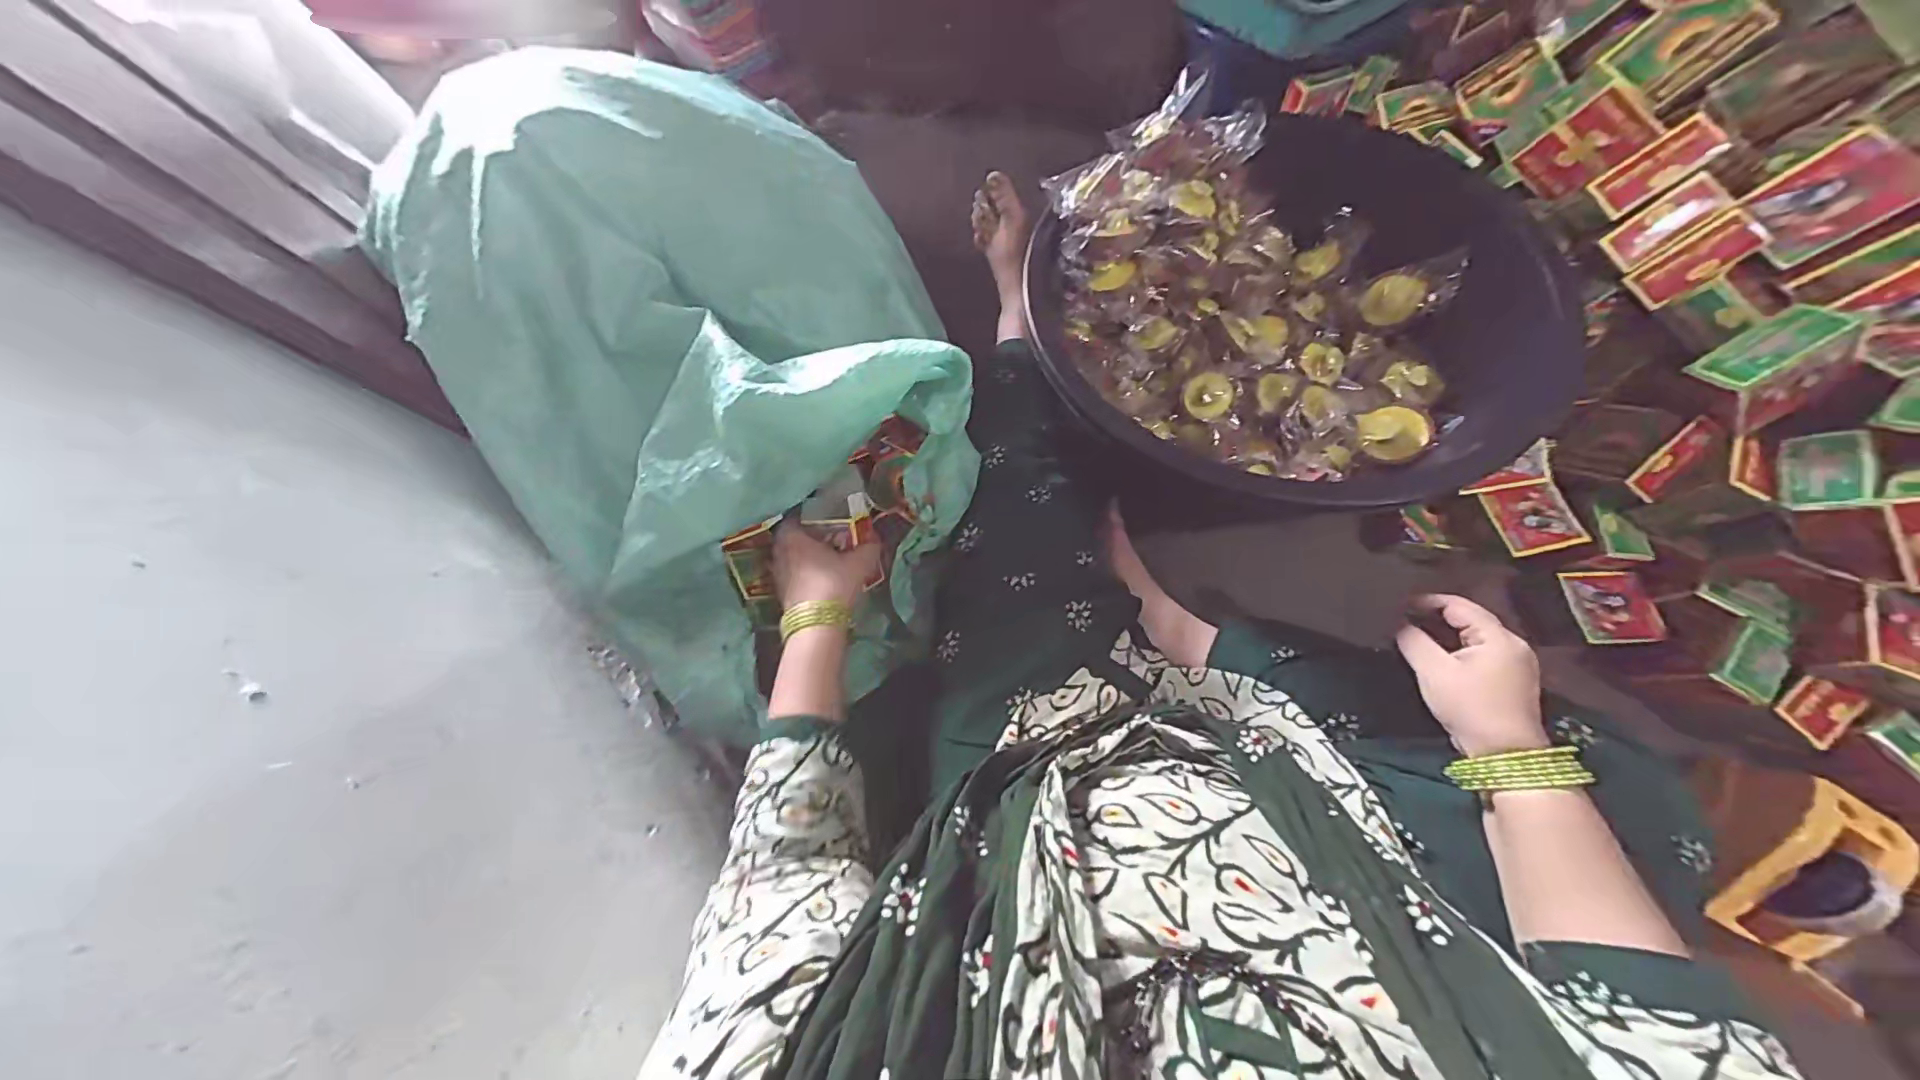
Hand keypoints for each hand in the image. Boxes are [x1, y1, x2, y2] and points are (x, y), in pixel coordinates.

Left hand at [772, 517, 882, 608]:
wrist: (817, 624)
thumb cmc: (834, 583)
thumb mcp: (859, 562)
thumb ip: (868, 546)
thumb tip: (875, 538)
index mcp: (792, 537)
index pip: (795, 517)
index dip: (810, 515)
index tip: (825, 516)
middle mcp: (779, 552)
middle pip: (792, 537)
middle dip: (809, 536)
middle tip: (829, 536)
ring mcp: (777, 573)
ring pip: (791, 557)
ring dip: (805, 556)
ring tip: (827, 557)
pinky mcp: (780, 593)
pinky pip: (792, 574)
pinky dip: (804, 572)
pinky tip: (820, 576)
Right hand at [1394, 594, 1547, 756]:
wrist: (1504, 752)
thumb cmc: (1469, 706)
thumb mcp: (1433, 671)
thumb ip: (1413, 640)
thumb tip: (1399, 623)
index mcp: (1499, 637)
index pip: (1458, 605)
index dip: (1426, 601)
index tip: (1397, 604)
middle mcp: (1513, 644)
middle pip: (1469, 618)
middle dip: (1434, 616)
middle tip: (1401, 618)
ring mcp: (1516, 662)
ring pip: (1473, 636)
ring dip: (1444, 633)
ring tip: (1413, 633)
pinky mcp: (1511, 678)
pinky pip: (1479, 651)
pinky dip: (1456, 647)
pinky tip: (1436, 654)